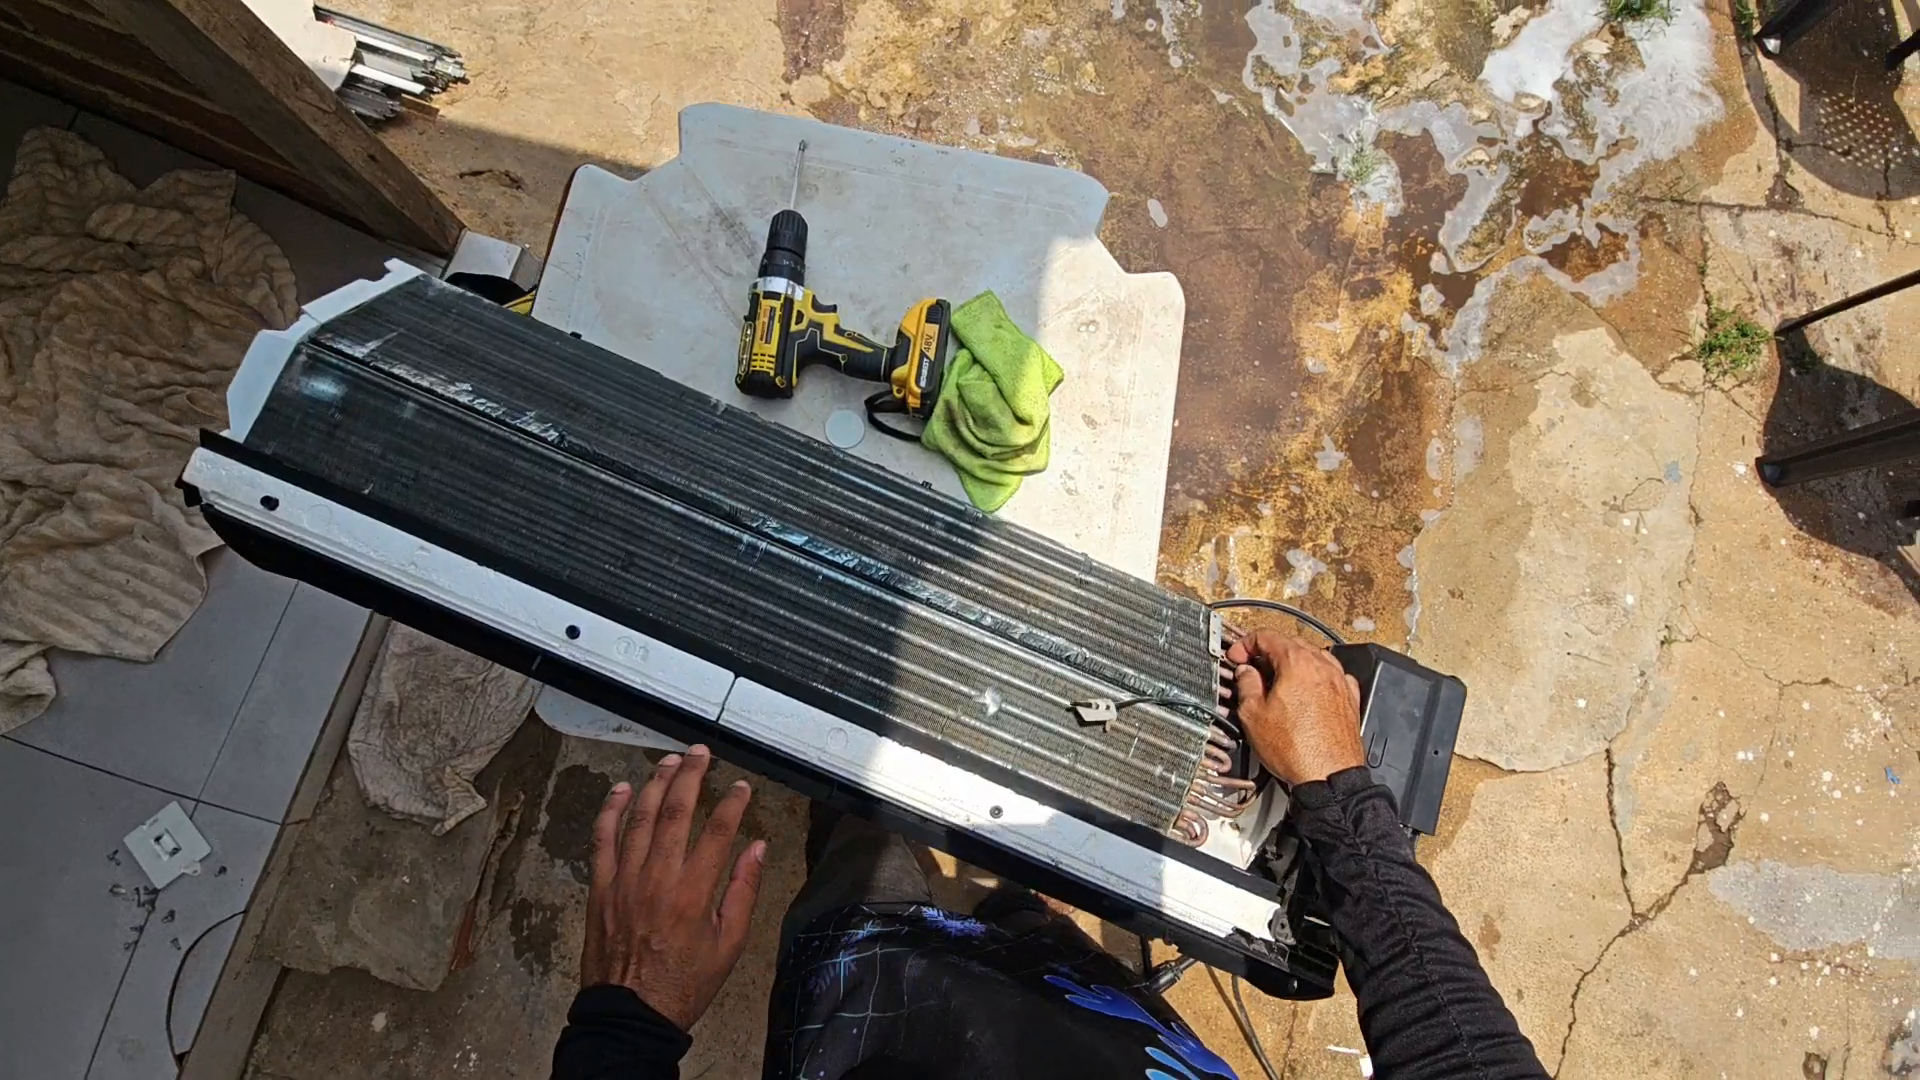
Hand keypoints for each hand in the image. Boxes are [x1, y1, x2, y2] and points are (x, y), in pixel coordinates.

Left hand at [581, 745, 766, 1030]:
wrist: (629, 1019)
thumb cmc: (685, 982)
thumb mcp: (730, 944)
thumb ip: (744, 890)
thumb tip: (759, 846)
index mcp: (693, 892)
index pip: (718, 831)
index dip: (732, 802)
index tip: (741, 786)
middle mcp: (658, 877)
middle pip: (675, 812)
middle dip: (690, 776)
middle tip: (700, 753)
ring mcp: (623, 880)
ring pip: (639, 818)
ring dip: (654, 783)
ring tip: (669, 760)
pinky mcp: (599, 889)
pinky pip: (602, 841)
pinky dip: (610, 812)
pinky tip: (621, 789)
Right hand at [1228, 630, 1365, 784]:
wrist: (1329, 778)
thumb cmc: (1296, 749)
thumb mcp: (1252, 713)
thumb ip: (1246, 683)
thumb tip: (1246, 672)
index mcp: (1297, 663)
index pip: (1266, 636)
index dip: (1245, 644)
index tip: (1237, 656)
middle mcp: (1323, 667)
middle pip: (1290, 643)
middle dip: (1266, 652)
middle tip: (1250, 667)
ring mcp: (1339, 683)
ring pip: (1312, 657)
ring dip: (1291, 662)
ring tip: (1275, 680)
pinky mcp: (1349, 700)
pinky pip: (1330, 676)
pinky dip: (1313, 677)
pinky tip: (1303, 692)